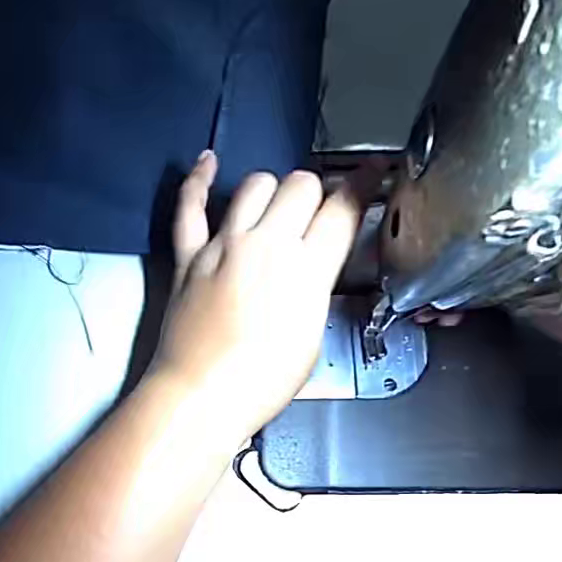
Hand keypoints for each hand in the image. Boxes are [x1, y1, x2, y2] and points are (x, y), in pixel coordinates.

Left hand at [144, 151, 361, 444]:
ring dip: (271, 190)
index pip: (344, 208)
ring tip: (274, 208)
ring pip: (254, 184)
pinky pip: (191, 205)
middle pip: (301, 184)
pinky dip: (198, 181)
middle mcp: (267, 245)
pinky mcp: (189, 255)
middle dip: (315, 194)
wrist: (201, 398)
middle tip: (315, 214)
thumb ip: (315, 291)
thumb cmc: (261, 384)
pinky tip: (208, 163)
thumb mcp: (310, 340)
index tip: (372, 172)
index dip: (364, 185)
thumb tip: (311, 269)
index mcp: (306, 270)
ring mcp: (224, 245)